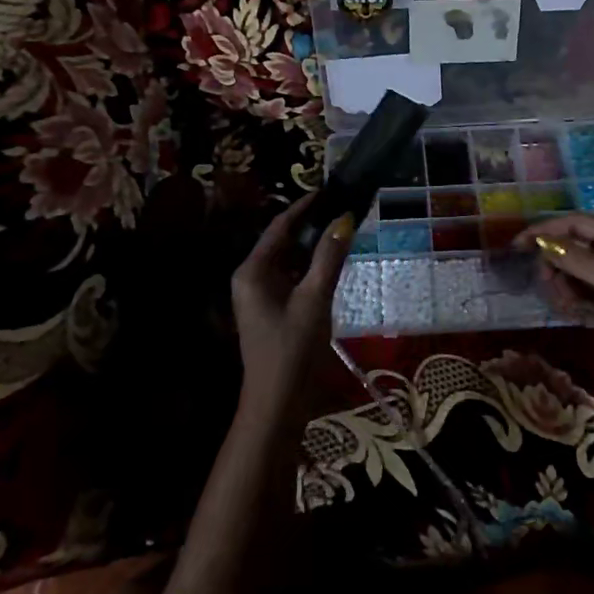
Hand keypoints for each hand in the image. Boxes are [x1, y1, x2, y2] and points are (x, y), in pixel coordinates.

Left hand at [230, 194, 354, 418]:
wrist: (278, 403)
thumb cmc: (293, 349)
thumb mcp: (315, 300)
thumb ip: (329, 258)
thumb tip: (344, 219)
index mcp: (252, 271)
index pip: (279, 227)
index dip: (304, 207)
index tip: (329, 189)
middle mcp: (249, 278)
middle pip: (281, 242)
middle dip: (310, 226)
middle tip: (341, 209)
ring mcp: (257, 296)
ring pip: (287, 261)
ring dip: (311, 248)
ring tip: (341, 230)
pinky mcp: (269, 311)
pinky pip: (289, 279)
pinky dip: (308, 269)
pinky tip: (330, 266)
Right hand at [517, 214, 593, 374]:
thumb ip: (582, 263)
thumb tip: (544, 243)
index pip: (576, 223)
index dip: (546, 230)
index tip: (519, 244)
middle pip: (568, 246)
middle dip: (554, 264)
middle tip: (548, 283)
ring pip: (568, 270)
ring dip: (561, 286)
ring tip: (569, 305)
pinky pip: (575, 290)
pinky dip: (569, 300)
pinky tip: (576, 313)